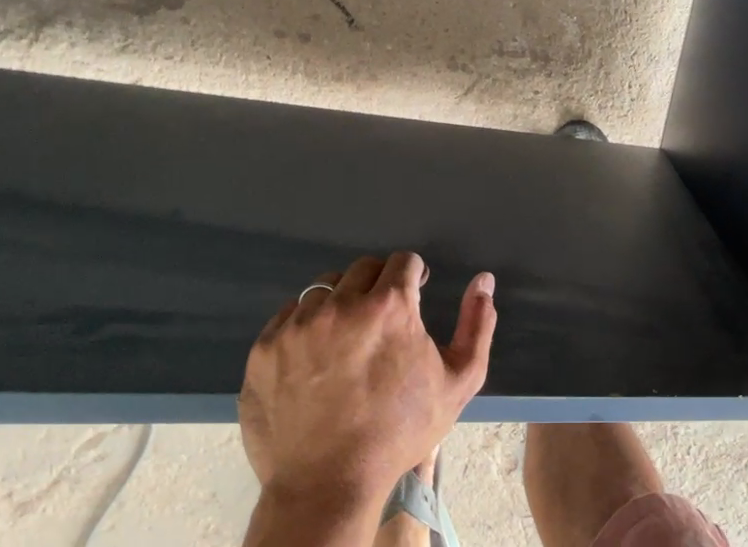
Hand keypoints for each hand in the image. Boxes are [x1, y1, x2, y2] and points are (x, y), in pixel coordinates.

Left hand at [239, 253, 495, 512]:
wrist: (326, 486)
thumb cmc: (399, 433)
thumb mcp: (459, 382)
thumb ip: (478, 324)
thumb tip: (484, 281)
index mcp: (390, 307)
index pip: (403, 261)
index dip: (413, 277)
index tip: (413, 297)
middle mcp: (341, 305)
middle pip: (363, 268)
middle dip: (378, 284)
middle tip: (382, 320)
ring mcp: (297, 326)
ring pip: (324, 289)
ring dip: (341, 302)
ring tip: (346, 338)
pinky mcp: (264, 349)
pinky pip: (288, 316)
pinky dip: (305, 325)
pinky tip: (316, 357)